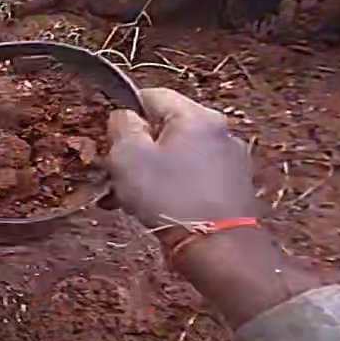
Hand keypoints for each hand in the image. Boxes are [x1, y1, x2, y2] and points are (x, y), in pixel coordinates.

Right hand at [106, 87, 259, 234]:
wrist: (216, 245)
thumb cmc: (166, 194)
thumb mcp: (128, 155)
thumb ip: (122, 127)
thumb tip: (125, 116)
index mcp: (196, 117)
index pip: (152, 95)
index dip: (125, 110)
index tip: (108, 135)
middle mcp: (220, 131)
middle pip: (165, 126)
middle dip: (136, 145)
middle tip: (113, 168)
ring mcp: (230, 159)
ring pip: (175, 152)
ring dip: (148, 167)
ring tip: (125, 194)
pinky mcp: (231, 185)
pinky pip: (189, 173)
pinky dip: (167, 183)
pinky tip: (149, 205)